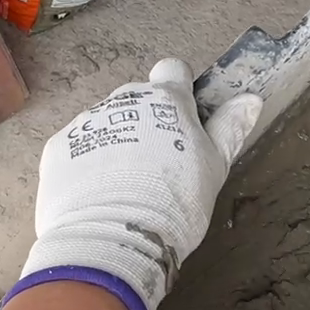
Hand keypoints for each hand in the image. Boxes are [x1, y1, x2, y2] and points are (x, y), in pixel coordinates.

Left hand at [7, 59, 262, 309]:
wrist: (111, 239)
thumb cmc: (174, 202)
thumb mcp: (214, 168)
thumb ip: (229, 129)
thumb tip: (250, 99)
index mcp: (166, 99)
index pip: (172, 70)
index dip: (179, 90)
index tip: (183, 119)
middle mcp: (123, 99)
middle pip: (137, 99)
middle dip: (146, 122)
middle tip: (156, 165)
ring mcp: (87, 121)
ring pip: (106, 122)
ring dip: (116, 143)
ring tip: (125, 187)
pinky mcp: (59, 147)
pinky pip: (77, 147)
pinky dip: (87, 165)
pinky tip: (97, 196)